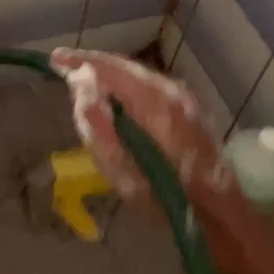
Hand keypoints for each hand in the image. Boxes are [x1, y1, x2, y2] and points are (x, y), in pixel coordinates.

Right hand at [50, 49, 229, 215]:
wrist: (218, 214)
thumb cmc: (164, 198)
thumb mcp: (121, 171)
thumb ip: (97, 126)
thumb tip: (78, 84)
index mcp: (156, 104)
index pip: (111, 69)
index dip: (80, 61)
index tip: (55, 59)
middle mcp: (173, 92)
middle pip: (125, 67)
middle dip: (92, 65)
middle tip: (63, 66)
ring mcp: (185, 99)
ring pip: (137, 75)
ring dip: (108, 74)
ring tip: (82, 78)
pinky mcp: (188, 108)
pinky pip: (148, 86)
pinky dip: (124, 85)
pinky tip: (112, 96)